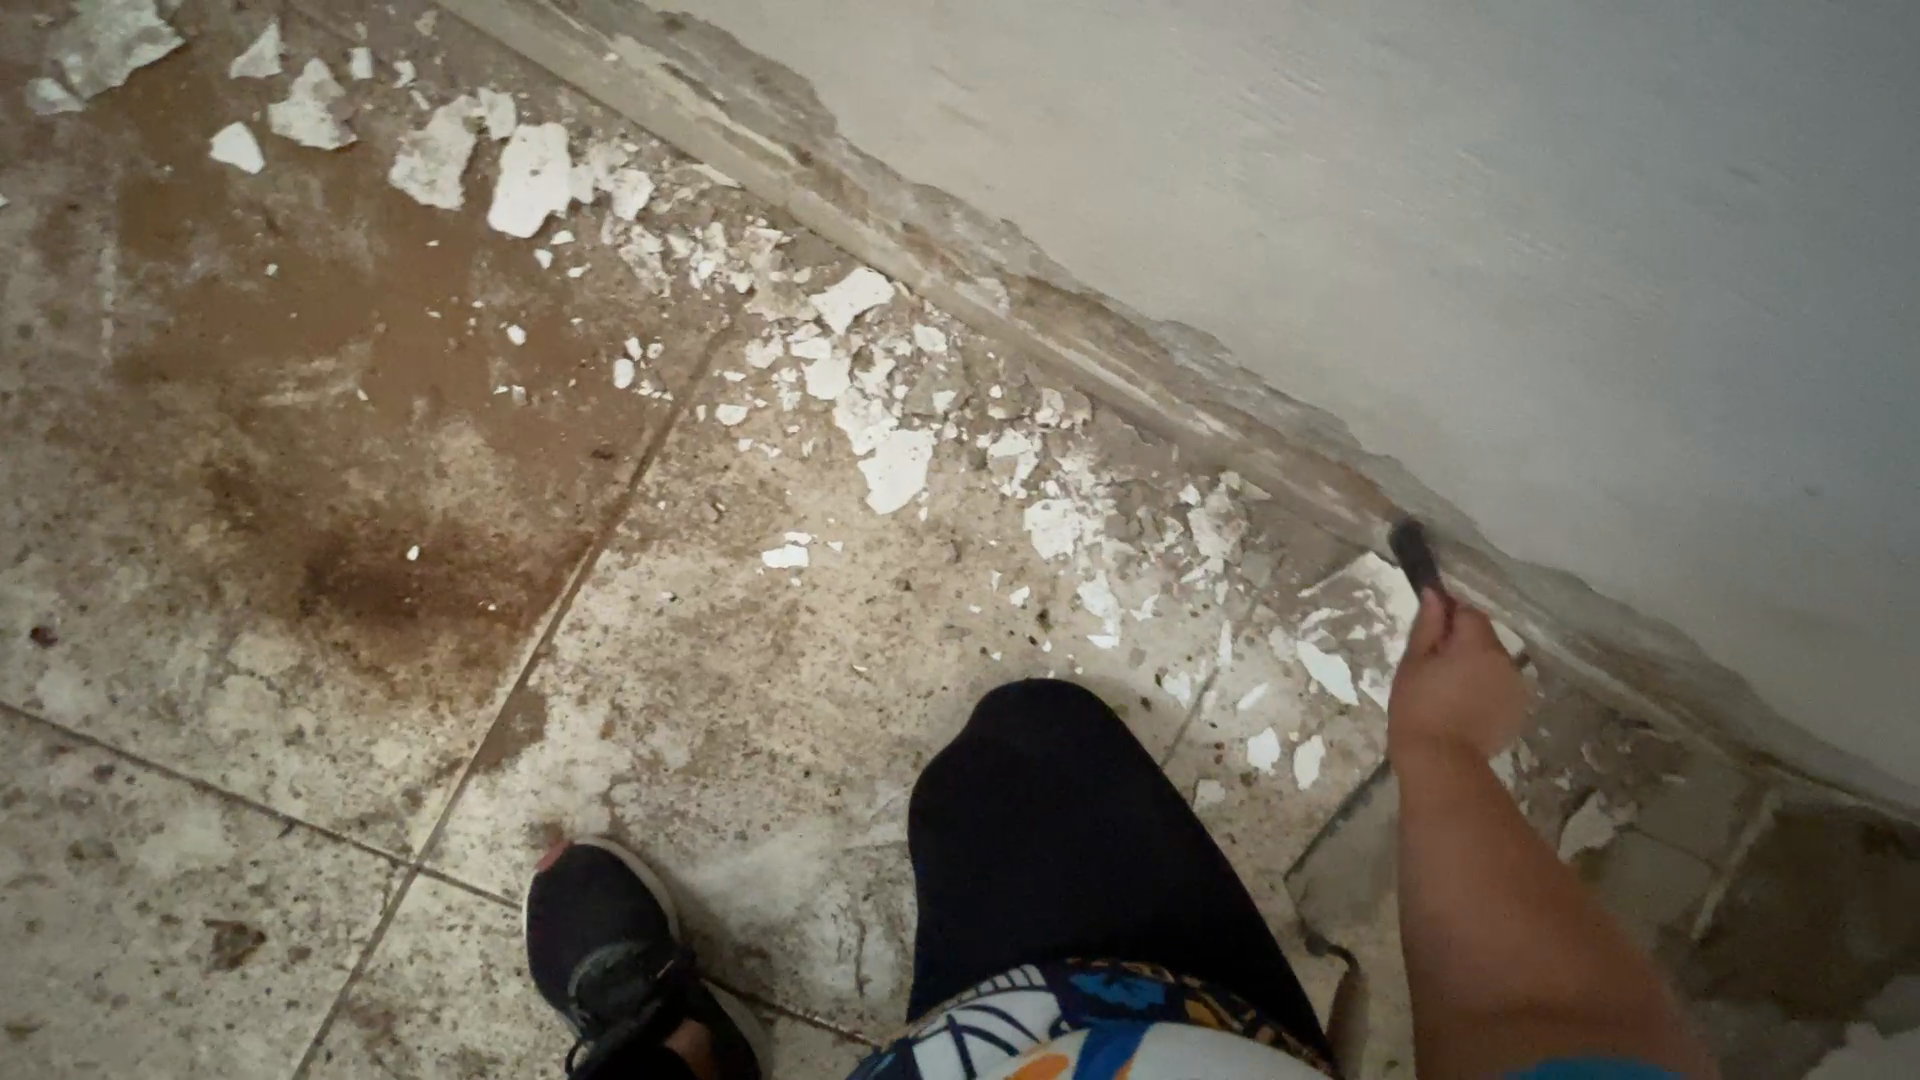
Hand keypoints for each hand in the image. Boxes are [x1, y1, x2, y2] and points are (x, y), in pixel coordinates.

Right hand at [1388, 588, 1528, 764]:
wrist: (1441, 758)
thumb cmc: (1417, 705)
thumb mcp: (1413, 662)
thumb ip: (1428, 626)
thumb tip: (1434, 594)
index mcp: (1478, 646)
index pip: (1469, 612)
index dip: (1448, 614)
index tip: (1429, 627)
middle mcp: (1506, 661)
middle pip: (1484, 637)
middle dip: (1461, 642)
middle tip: (1431, 663)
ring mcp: (1516, 687)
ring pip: (1492, 662)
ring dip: (1473, 664)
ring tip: (1446, 687)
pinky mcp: (1519, 709)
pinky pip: (1499, 685)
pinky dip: (1483, 686)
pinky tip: (1461, 704)